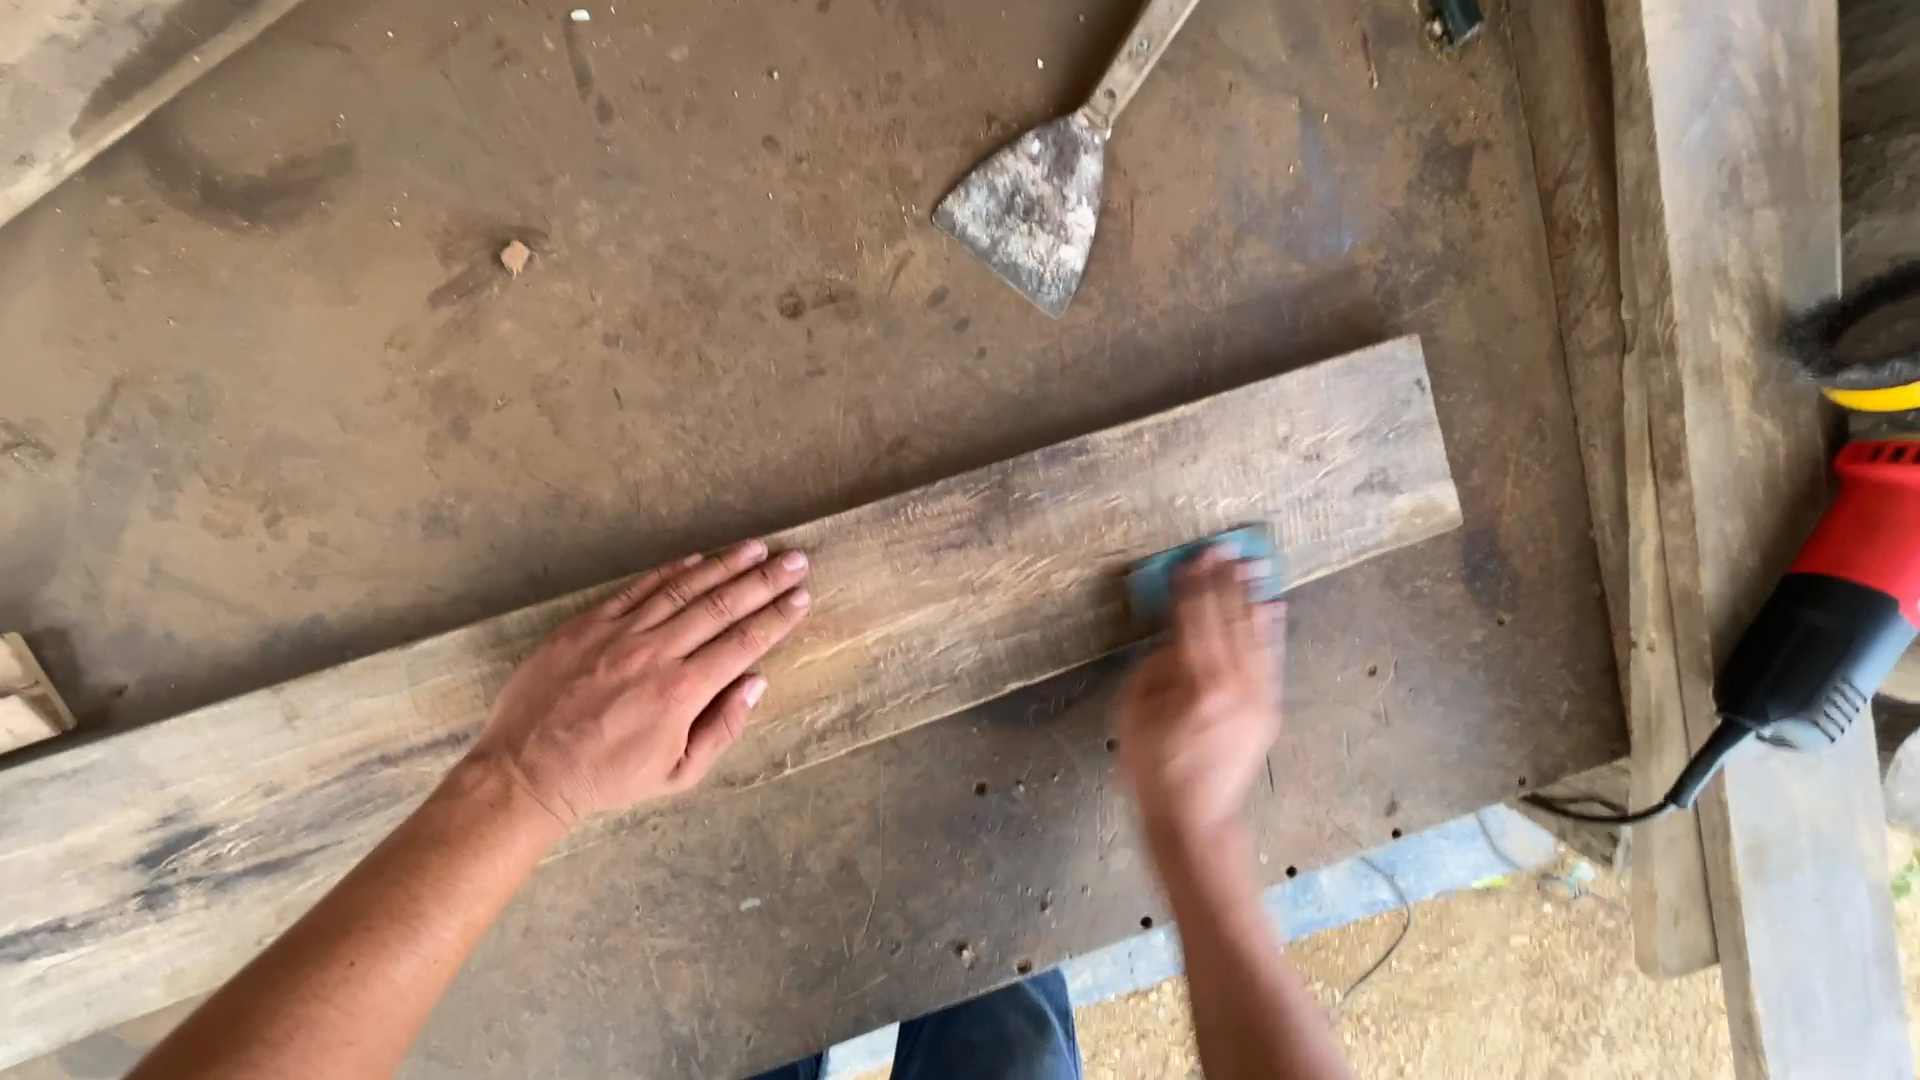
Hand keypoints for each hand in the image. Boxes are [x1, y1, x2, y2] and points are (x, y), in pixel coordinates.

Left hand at [467, 539, 812, 826]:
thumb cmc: (609, 778)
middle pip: (722, 607)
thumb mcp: (678, 774)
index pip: (744, 643)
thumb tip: (757, 682)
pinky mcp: (588, 623)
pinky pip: (639, 588)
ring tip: (758, 548)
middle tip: (795, 561)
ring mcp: (619, 633)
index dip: (777, 617)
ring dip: (726, 565)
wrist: (526, 772)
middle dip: (765, 581)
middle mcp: (656, 653)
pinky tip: (700, 557)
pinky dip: (672, 571)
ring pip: (685, 589)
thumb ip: (723, 728)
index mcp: (682, 692)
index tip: (802, 597)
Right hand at [1113, 548, 1283, 842]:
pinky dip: (1272, 628)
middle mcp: (1234, 684)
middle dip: (1224, 580)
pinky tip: (1272, 605)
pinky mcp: (1268, 708)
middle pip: (1228, 619)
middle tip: (1223, 548)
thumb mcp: (1133, 712)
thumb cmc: (1152, 767)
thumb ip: (1155, 668)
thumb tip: (1176, 638)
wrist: (1196, 817)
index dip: (1192, 585)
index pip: (1194, 619)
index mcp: (1197, 683)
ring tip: (1251, 563)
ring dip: (1251, 595)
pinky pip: (1272, 658)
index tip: (1193, 557)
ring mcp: (1257, 696)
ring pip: (1256, 634)